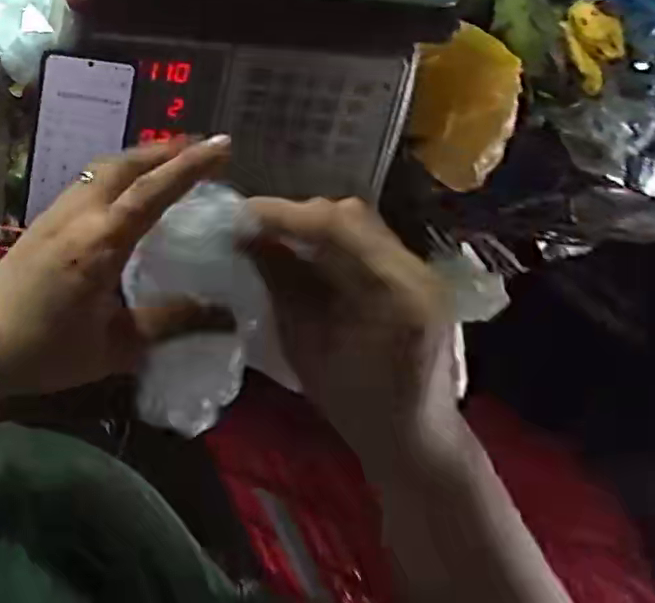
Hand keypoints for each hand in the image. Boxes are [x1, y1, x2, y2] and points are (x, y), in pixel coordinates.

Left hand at [0, 137, 233, 398]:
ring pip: (101, 169)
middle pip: (123, 165)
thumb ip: (168, 322)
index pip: (152, 192)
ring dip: (137, 158)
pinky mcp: (42, 219)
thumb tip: (224, 314)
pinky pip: (86, 182)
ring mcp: (55, 212)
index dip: (189, 167)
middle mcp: (77, 215)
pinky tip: (125, 189)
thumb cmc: (47, 349)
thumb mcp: (116, 346)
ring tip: (168, 161)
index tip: (222, 146)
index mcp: (100, 242)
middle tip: (201, 147)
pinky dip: (115, 173)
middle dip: (164, 150)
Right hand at [243, 197, 459, 467]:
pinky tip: (297, 251)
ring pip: (352, 220)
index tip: (238, 218)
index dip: (281, 214)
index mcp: (398, 292)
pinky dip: (321, 235)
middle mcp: (415, 271)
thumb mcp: (305, 343)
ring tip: (268, 236)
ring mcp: (416, 270)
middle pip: (345, 215)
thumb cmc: (356, 403)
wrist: (414, 439)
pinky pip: (358, 236)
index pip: (337, 226)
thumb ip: (281, 281)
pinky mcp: (406, 274)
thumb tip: (244, 233)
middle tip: (247, 228)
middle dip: (290, 215)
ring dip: (304, 223)